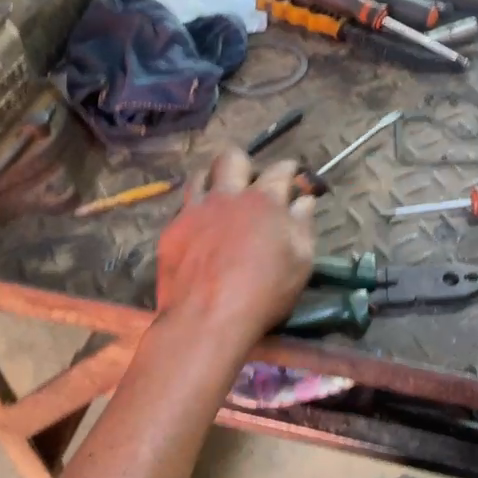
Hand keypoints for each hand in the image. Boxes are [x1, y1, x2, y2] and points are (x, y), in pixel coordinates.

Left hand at [154, 150, 315, 349]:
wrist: (206, 319)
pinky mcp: (173, 229)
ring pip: (200, 175)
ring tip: (219, 198)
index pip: (280, 169)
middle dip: (243, 163)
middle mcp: (229, 195)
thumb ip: (303, 225)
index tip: (292, 177)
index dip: (289, 170)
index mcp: (265, 200)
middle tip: (249, 182)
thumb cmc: (264, 293)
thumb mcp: (300, 262)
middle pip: (232, 158)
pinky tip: (199, 228)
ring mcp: (197, 209)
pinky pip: (183, 206)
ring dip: (213, 180)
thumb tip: (304, 201)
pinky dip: (194, 210)